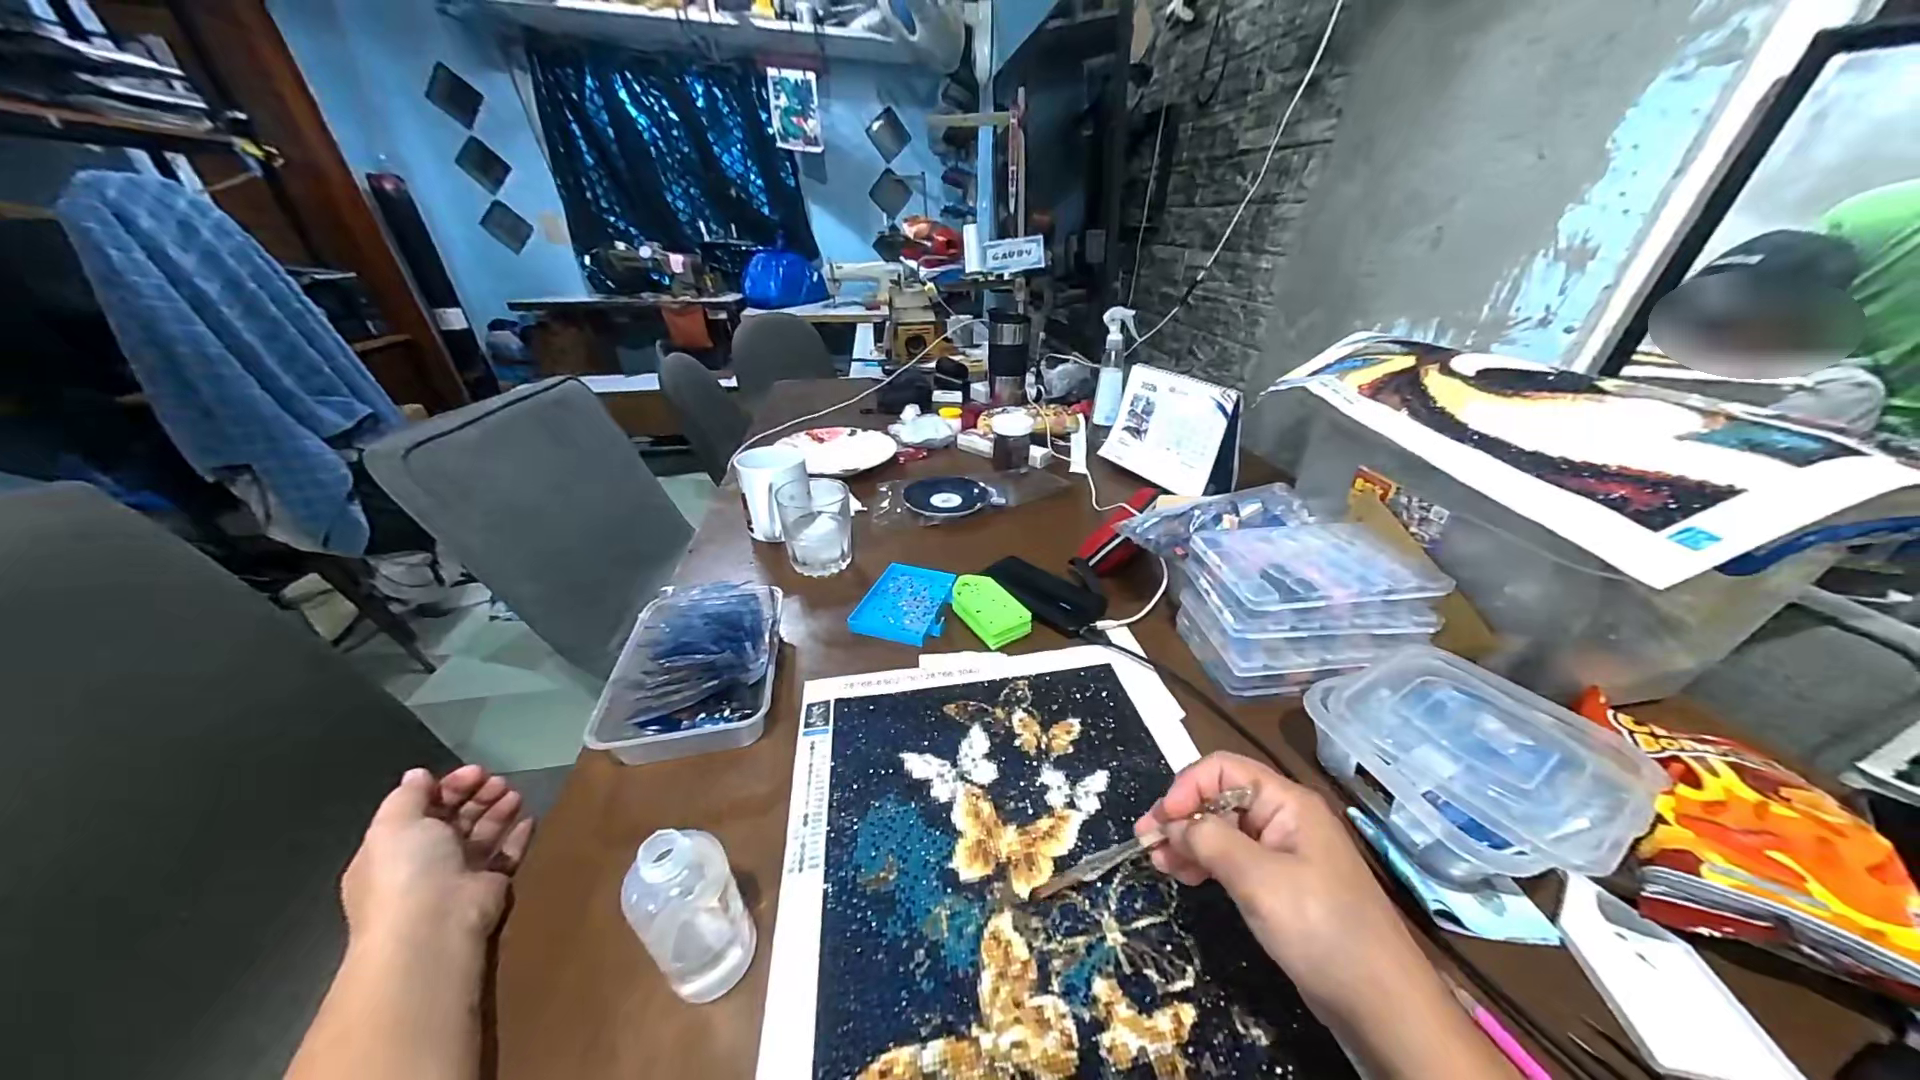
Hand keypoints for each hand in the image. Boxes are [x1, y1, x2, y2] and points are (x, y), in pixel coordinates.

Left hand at [340, 765, 534, 945]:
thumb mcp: (394, 824)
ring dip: (498, 810)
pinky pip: (506, 855)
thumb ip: (407, 795)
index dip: (449, 786)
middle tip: (499, 781)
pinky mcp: (489, 886)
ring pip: (482, 834)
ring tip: (514, 794)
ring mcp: (458, 875)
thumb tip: (418, 775)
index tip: (476, 772)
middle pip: (455, 819)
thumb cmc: (408, 870)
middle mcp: (424, 861)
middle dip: (477, 795)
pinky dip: (518, 836)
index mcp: (394, 848)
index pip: (424, 808)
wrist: (434, 924)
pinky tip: (528, 819)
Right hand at [1135, 752, 1429, 1022]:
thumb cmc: (1320, 929)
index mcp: (1287, 803)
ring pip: (1222, 829)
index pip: (1223, 769)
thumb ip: (1209, 841)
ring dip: (1188, 841)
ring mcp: (1283, 852)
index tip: (1162, 821)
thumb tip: (1171, 825)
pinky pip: (1234, 858)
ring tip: (1158, 864)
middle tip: (1147, 843)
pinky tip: (1184, 875)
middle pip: (1219, 797)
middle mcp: (1284, 818)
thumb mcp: (1258, 880)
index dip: (1187, 787)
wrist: (1382, 1005)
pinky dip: (1205, 862)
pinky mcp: (1281, 883)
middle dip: (1181, 816)